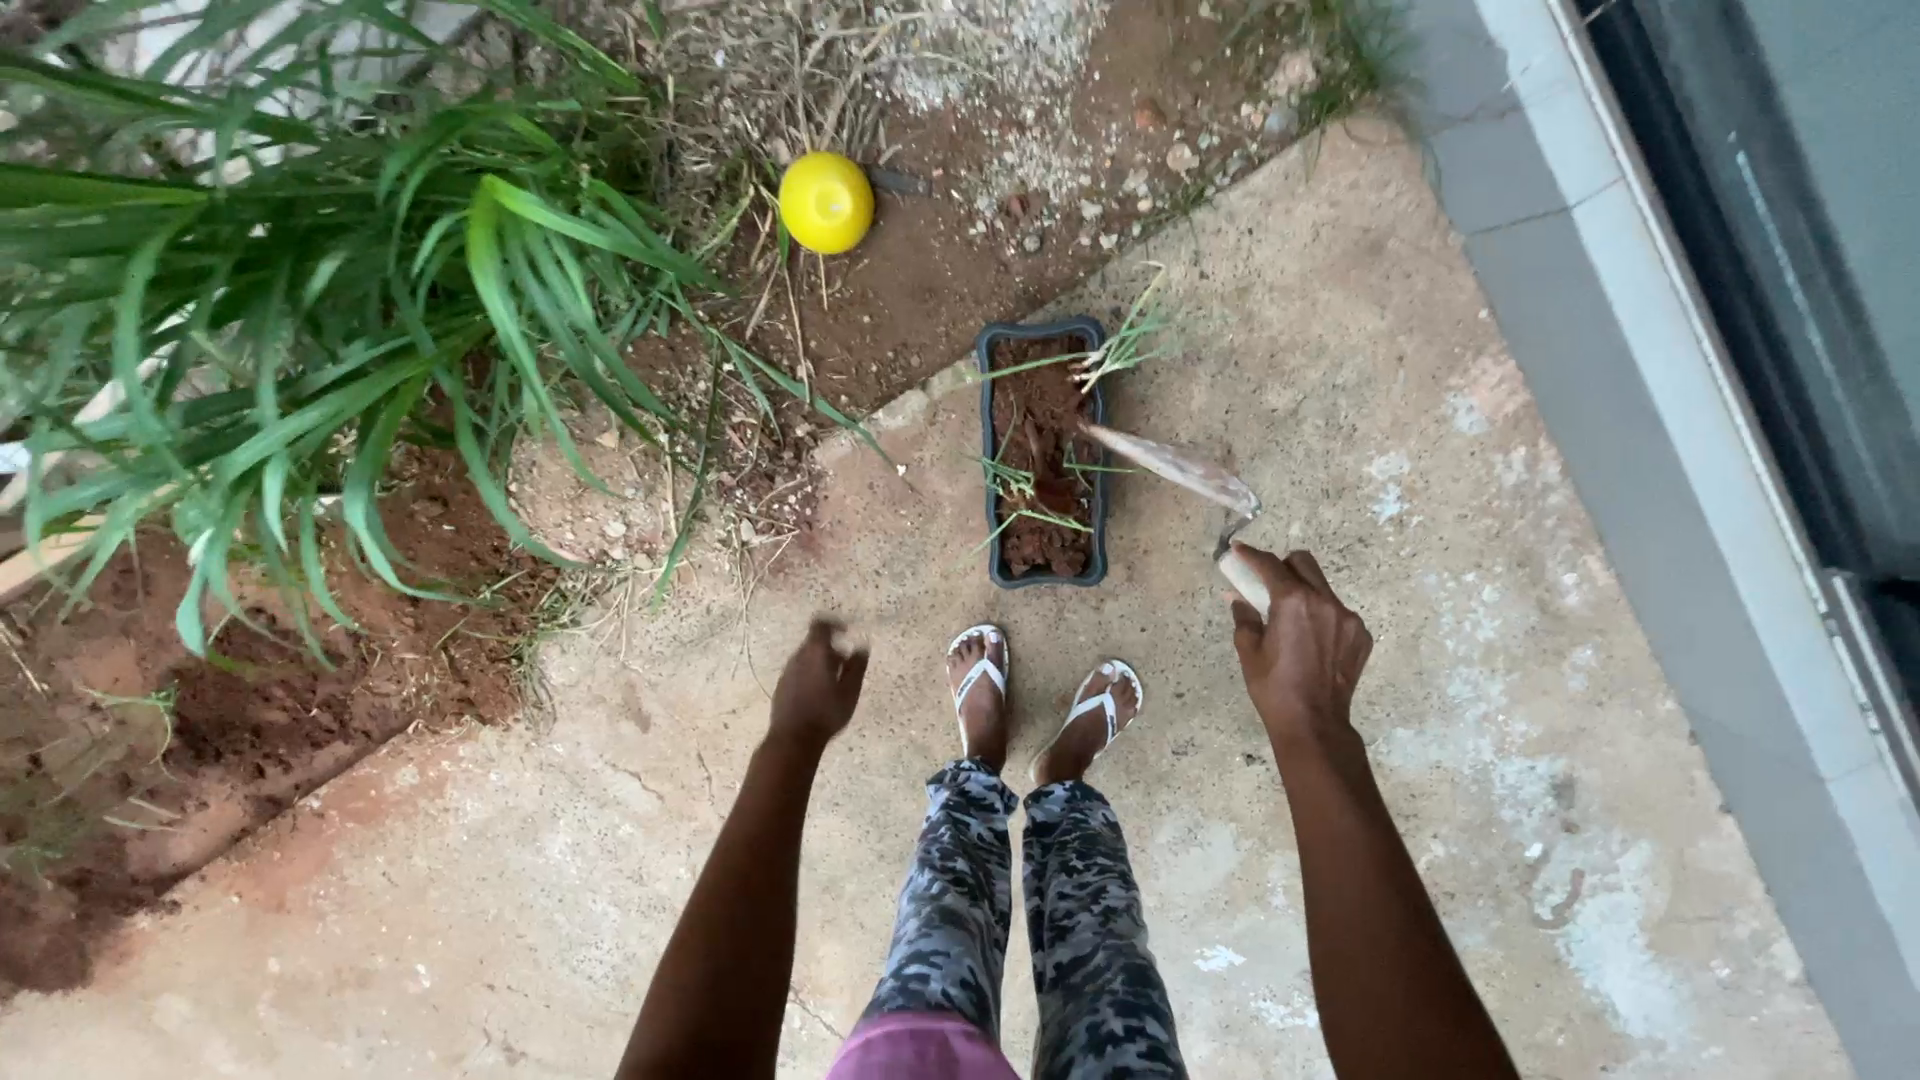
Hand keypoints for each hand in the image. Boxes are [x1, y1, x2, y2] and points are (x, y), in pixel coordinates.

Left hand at [768, 617, 869, 750]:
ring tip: (834, 682)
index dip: (834, 624)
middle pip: (814, 642)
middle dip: (831, 648)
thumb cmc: (826, 713)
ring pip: (806, 658)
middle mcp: (798, 657)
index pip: (820, 625)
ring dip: (820, 662)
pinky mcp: (781, 687)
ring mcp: (787, 672)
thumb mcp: (850, 691)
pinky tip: (818, 694)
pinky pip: (799, 671)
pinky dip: (810, 674)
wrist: (793, 738)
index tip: (846, 631)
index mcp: (816, 653)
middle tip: (845, 664)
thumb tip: (862, 647)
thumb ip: (857, 666)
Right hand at [1227, 544, 1372, 739]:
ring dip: (1303, 592)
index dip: (1251, 555)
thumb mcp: (1248, 650)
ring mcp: (1348, 619)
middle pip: (1304, 563)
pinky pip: (1337, 612)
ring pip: (1322, 587)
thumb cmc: (1273, 687)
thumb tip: (1239, 598)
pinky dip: (1321, 615)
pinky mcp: (1360, 635)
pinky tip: (1310, 640)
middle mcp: (1325, 602)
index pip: (1271, 566)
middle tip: (1267, 584)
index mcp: (1293, 602)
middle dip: (1282, 566)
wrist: (1314, 722)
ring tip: (1290, 619)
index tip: (1239, 551)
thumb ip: (1244, 616)